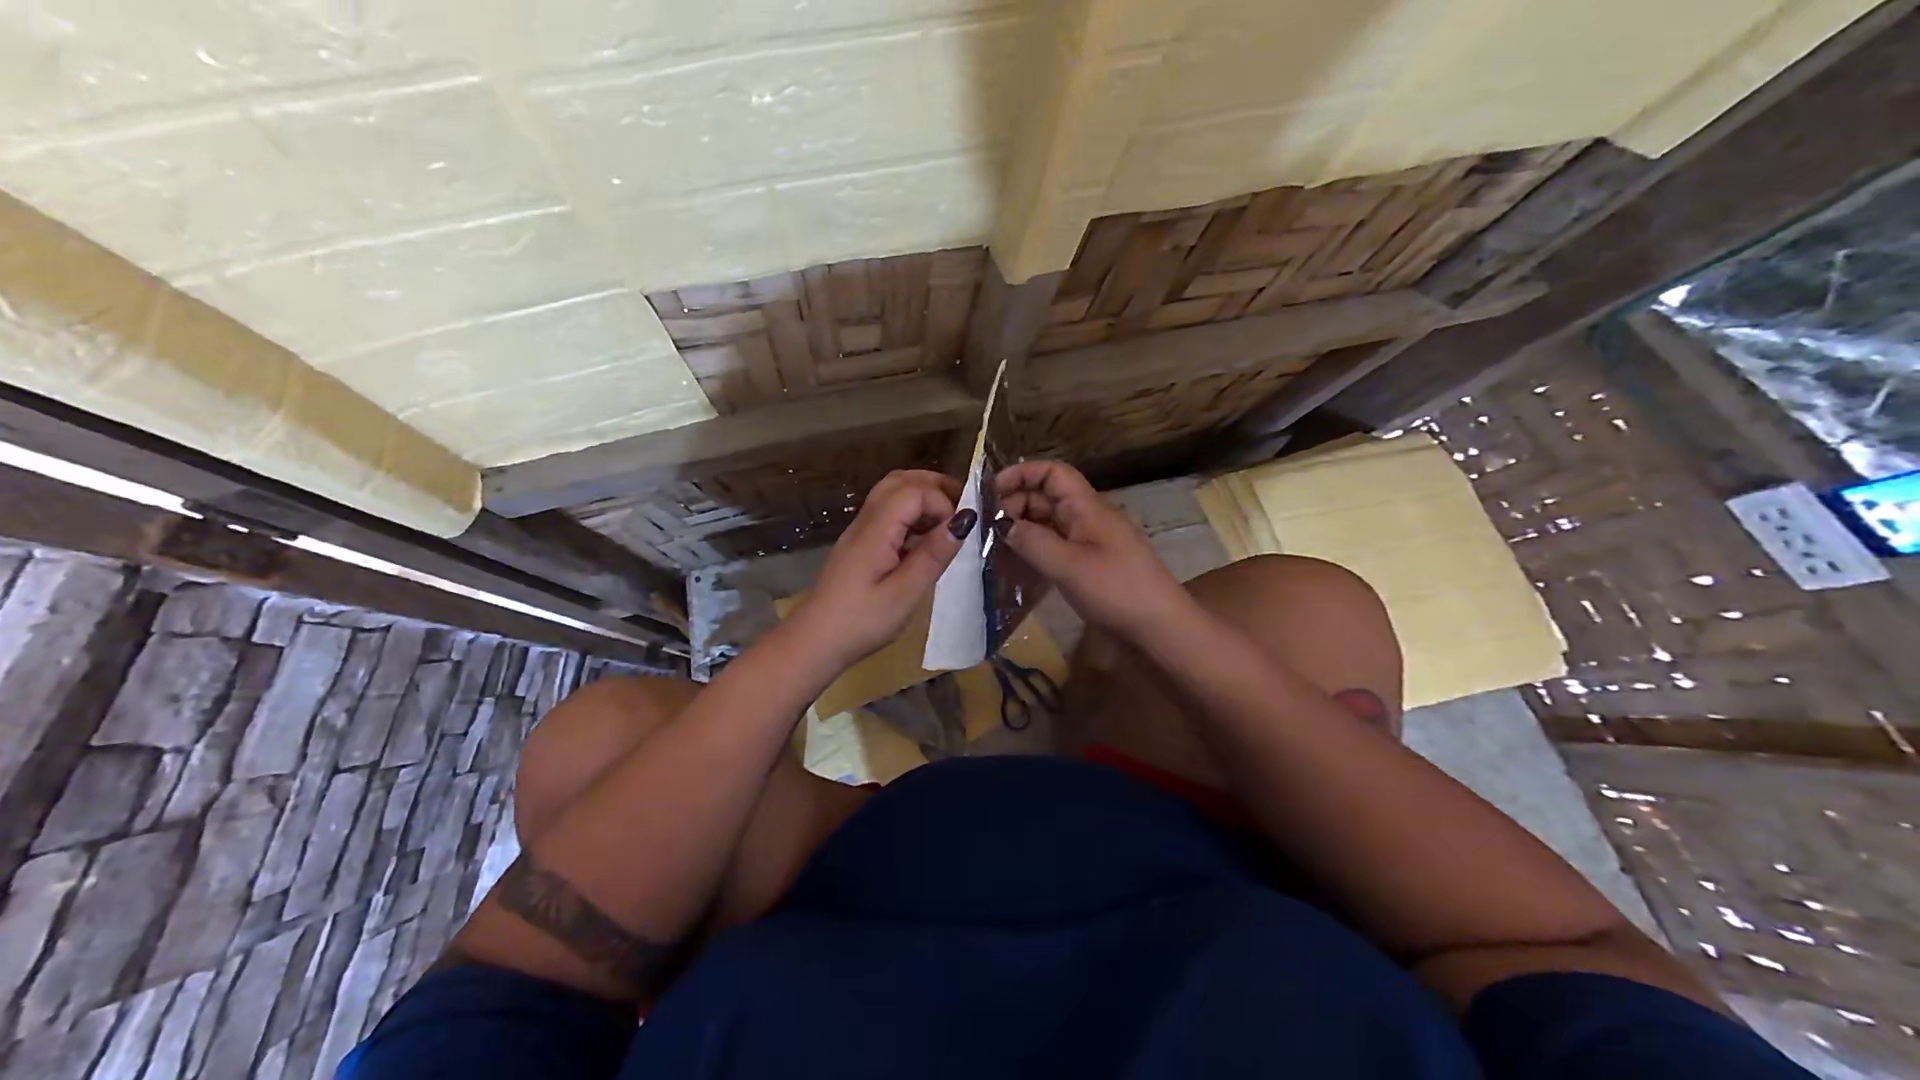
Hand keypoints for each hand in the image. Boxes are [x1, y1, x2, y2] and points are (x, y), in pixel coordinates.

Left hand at [788, 470, 976, 667]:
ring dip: (923, 499)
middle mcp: (865, 522)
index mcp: (876, 530)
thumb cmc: (861, 622)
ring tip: (949, 523)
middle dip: (935, 487)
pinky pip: (887, 514)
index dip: (942, 502)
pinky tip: (925, 541)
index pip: (914, 491)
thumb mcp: (904, 594)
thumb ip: (933, 554)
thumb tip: (964, 520)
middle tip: (963, 509)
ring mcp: (859, 533)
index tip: (959, 532)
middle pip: (900, 481)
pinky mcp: (859, 546)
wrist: (814, 643)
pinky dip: (911, 515)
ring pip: (891, 494)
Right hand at [994, 461, 1191, 641]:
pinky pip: (1058, 545)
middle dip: (1016, 504)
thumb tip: (1003, 525)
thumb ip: (1032, 542)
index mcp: (1088, 507)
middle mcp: (1089, 518)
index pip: (1053, 473)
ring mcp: (1092, 542)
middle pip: (1048, 497)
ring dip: (1024, 528)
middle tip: (989, 528)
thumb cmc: (1116, 590)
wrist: (1160, 626)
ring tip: (996, 545)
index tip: (992, 492)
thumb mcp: (1068, 565)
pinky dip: (1036, 548)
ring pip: (1050, 523)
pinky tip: (1019, 563)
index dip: (1022, 474)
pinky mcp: (1092, 564)